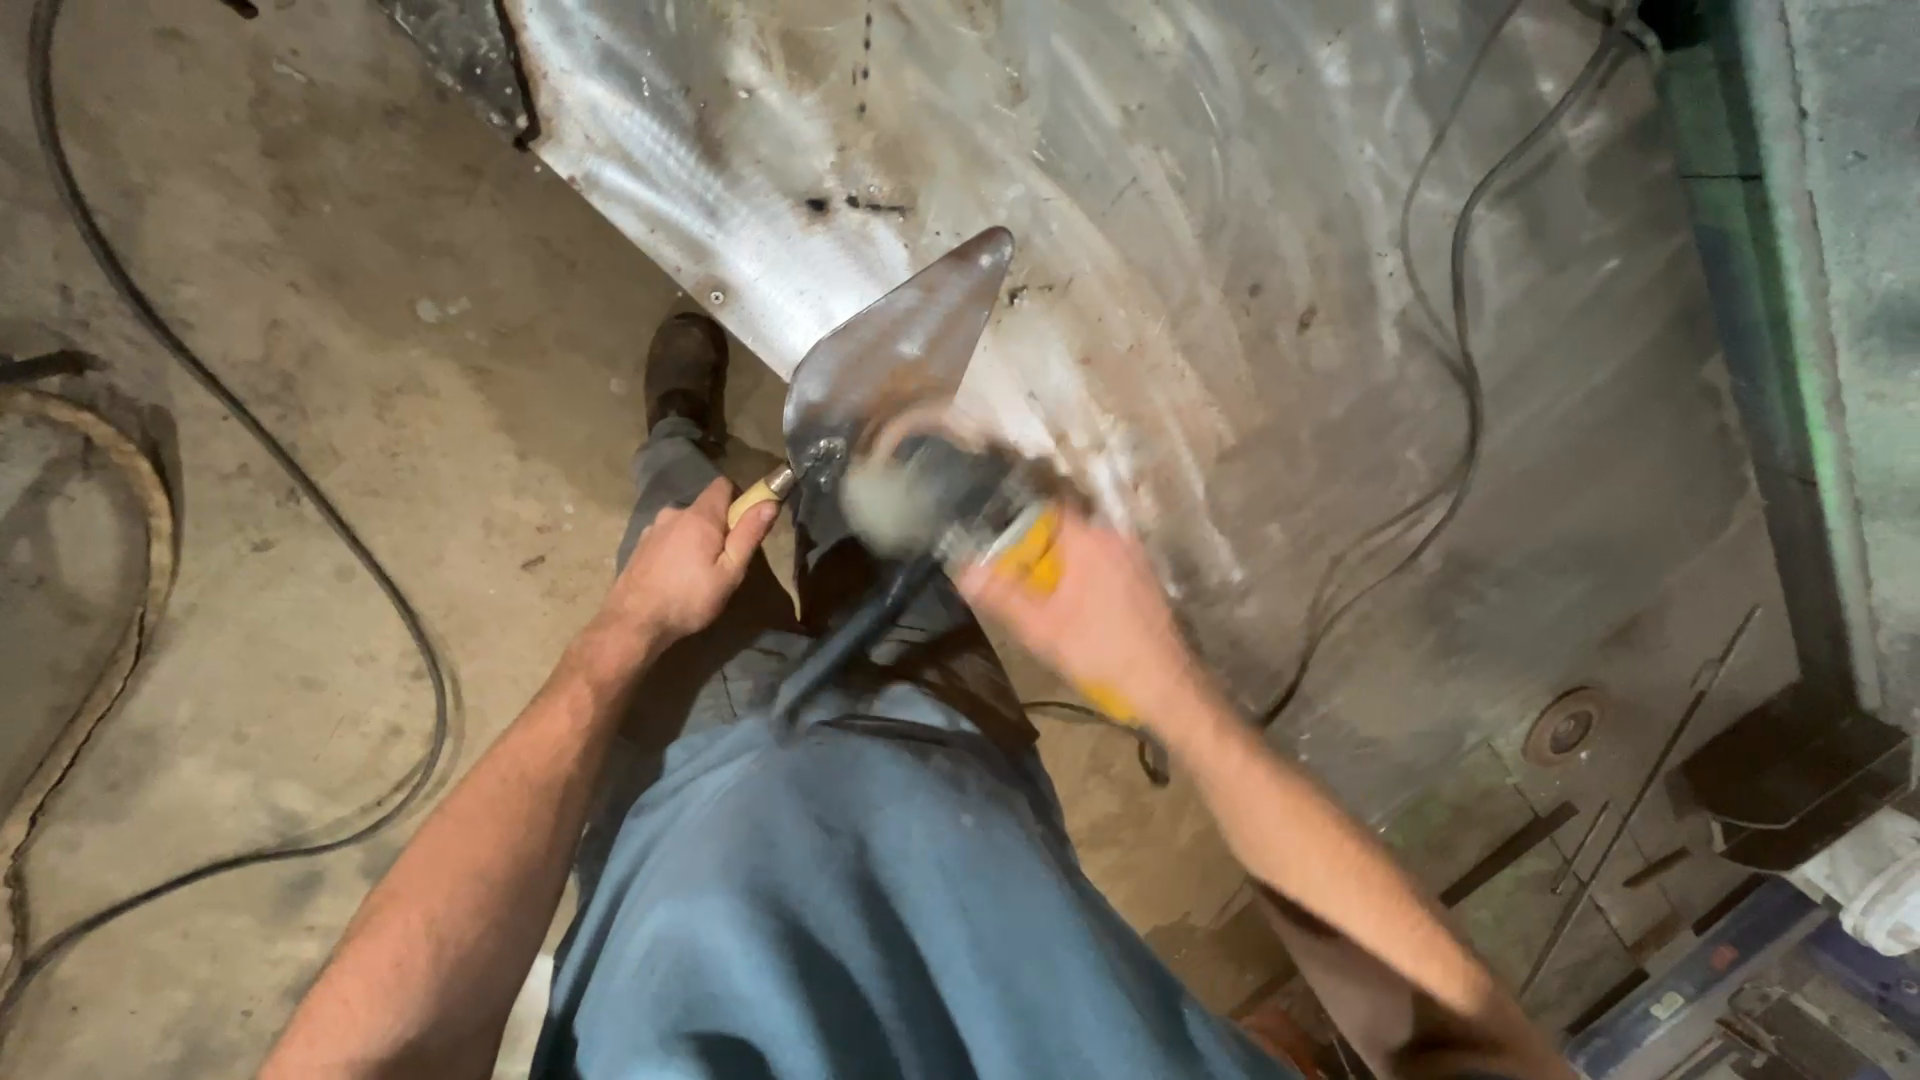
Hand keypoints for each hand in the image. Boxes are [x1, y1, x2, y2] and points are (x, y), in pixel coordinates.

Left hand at [596, 478, 777, 652]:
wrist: (633, 622)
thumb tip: (770, 502)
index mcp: (699, 516)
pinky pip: (668, 537)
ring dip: (696, 539)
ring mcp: (653, 528)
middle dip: (719, 526)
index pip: (723, 485)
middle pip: (705, 508)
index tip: (744, 526)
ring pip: (685, 523)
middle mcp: (674, 513)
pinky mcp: (640, 545)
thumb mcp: (729, 572)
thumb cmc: (689, 598)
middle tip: (724, 561)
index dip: (739, 499)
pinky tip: (675, 576)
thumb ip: (749, 534)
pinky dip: (678, 548)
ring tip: (698, 573)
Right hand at [957, 509, 1211, 729]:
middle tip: (1019, 579)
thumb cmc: (1099, 652)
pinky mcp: (1145, 576)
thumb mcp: (1040, 628)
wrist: (1163, 683)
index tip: (1000, 539)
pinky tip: (1078, 609)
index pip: (1045, 508)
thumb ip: (1001, 595)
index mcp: (1087, 539)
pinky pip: (1105, 564)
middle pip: (1064, 531)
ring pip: (1085, 549)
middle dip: (1039, 552)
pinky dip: (1086, 577)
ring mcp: (1134, 556)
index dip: (1019, 521)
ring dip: (1063, 567)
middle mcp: (1114, 537)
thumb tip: (964, 570)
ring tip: (1045, 597)